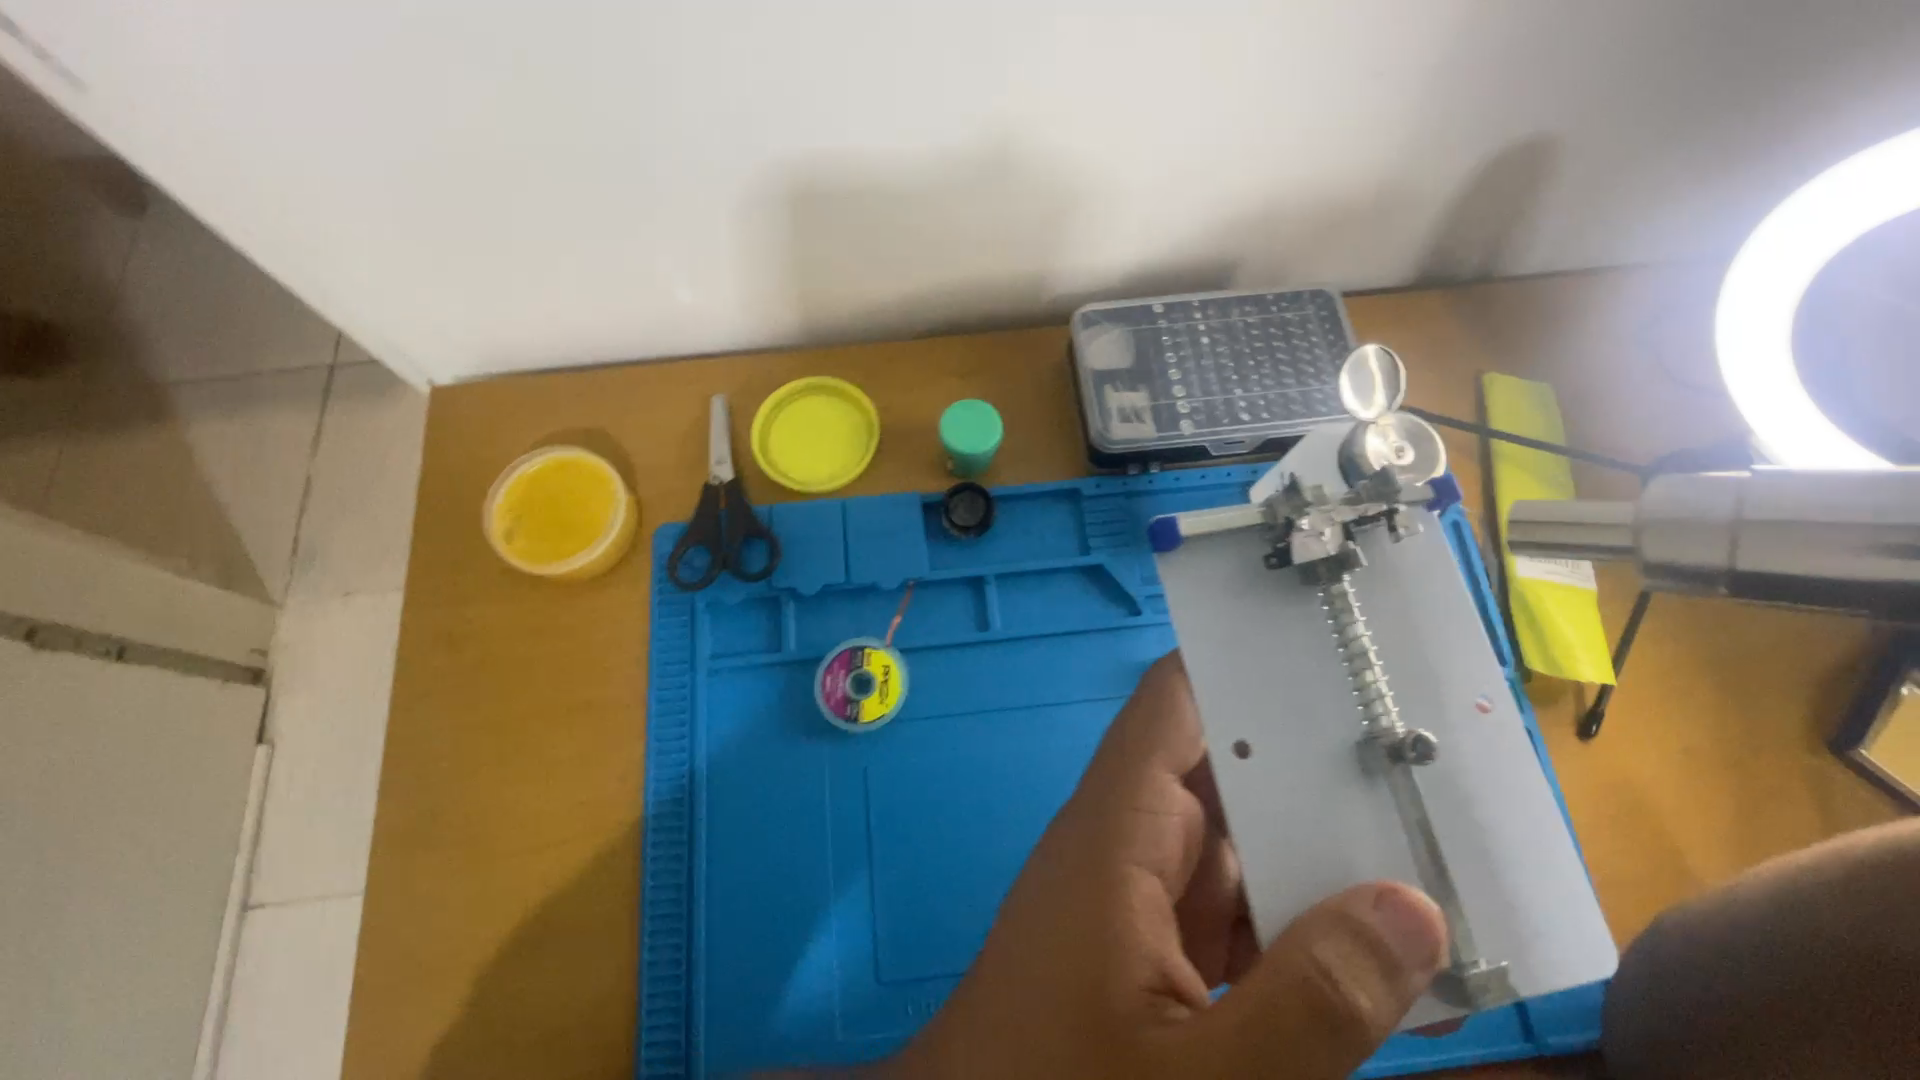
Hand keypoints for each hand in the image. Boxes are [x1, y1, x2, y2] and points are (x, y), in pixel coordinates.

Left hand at [889, 652, 1449, 1078]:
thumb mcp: (1197, 1072)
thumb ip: (1309, 1001)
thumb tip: (1413, 909)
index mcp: (1116, 836)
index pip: (1174, 706)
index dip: (1243, 662)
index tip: (1338, 645)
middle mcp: (1127, 852)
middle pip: (1229, 779)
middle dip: (1320, 769)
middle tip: (1439, 757)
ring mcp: (1139, 912)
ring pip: (1243, 857)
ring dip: (1323, 859)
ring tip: (1443, 846)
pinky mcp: (1152, 966)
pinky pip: (1236, 927)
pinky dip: (1300, 937)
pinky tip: (1389, 960)